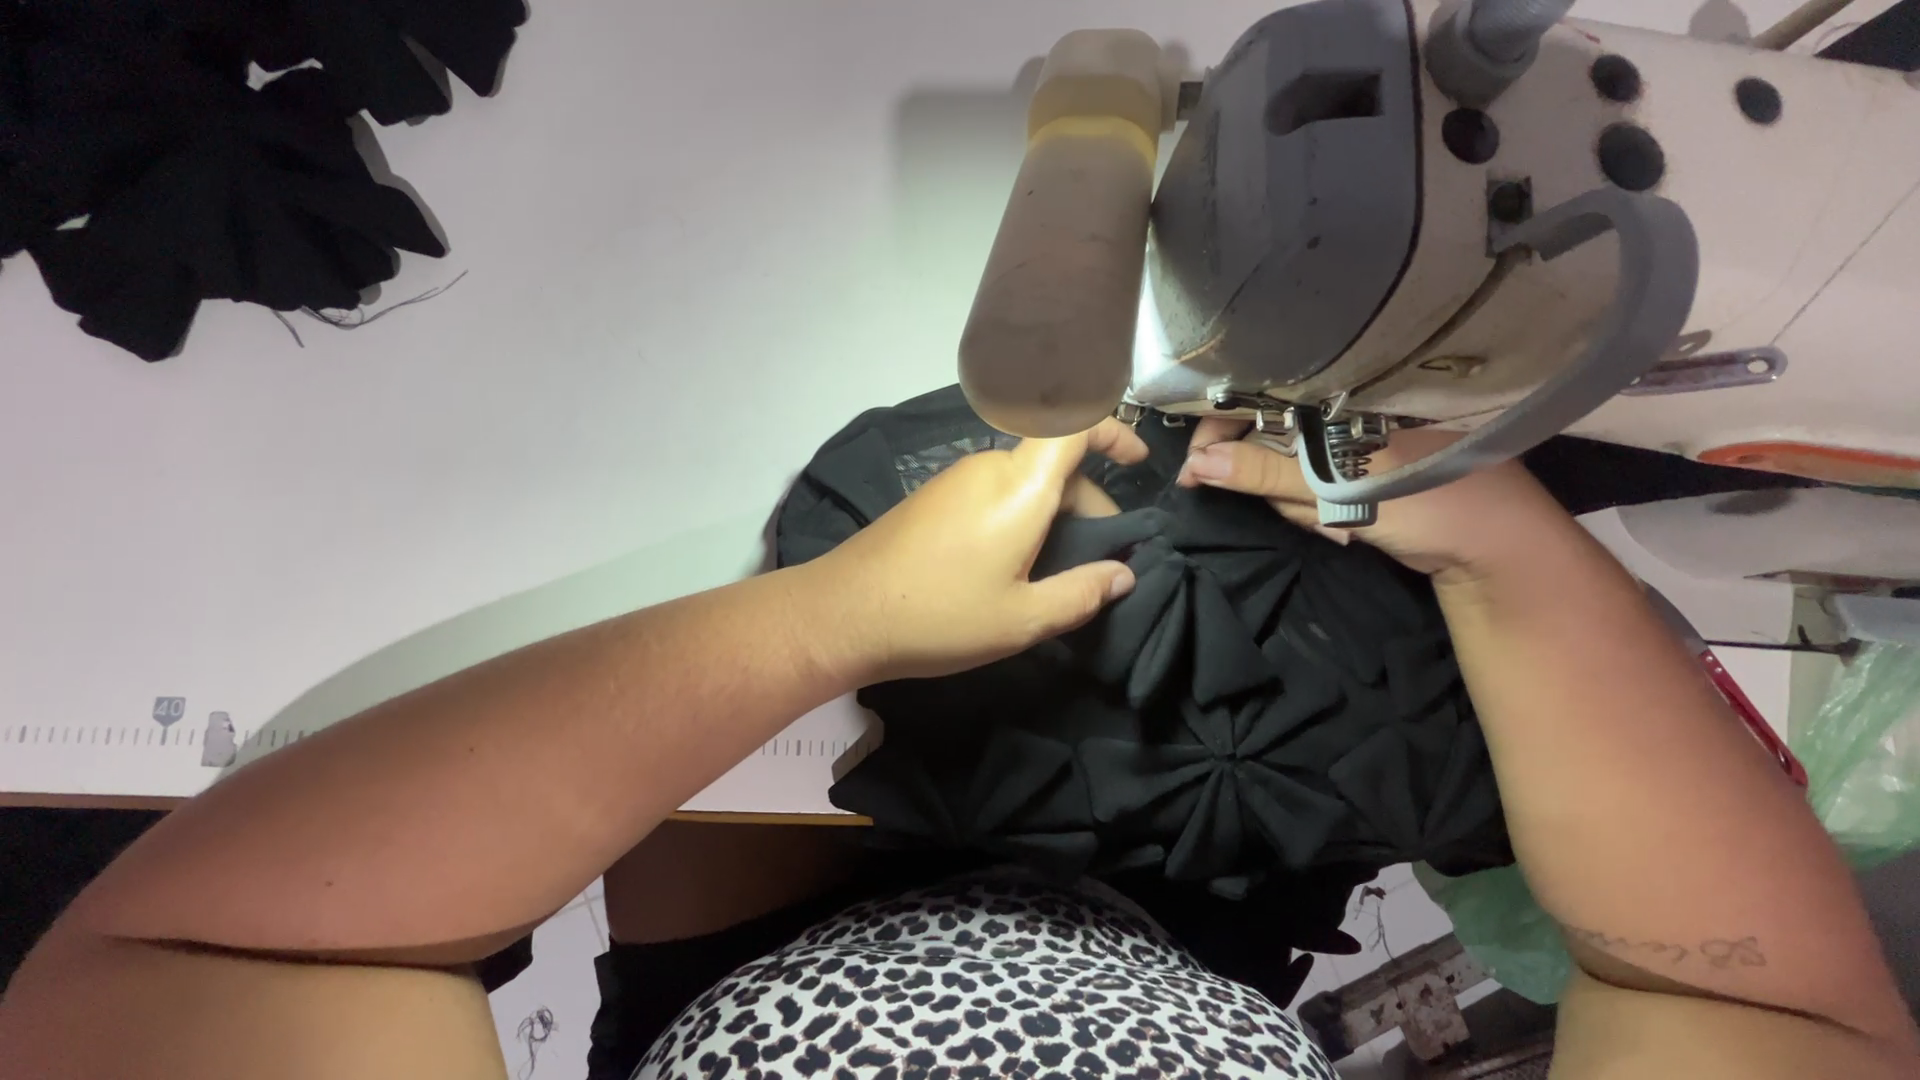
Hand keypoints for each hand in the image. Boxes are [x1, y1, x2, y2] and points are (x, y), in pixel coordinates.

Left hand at [813, 418, 1147, 682]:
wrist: (843, 613)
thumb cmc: (939, 616)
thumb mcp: (1021, 619)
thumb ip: (1081, 593)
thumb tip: (1124, 576)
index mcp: (1019, 486)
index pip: (1074, 425)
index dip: (1113, 433)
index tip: (1137, 462)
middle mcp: (988, 468)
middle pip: (1054, 464)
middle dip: (1088, 503)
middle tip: (1099, 561)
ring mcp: (954, 479)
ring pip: (1023, 481)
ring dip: (1052, 514)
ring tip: (1054, 572)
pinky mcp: (932, 497)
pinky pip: (993, 492)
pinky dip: (1019, 516)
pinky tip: (1011, 565)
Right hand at [1175, 418, 1573, 582]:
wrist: (1495, 548)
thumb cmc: (1431, 501)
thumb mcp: (1341, 486)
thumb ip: (1266, 474)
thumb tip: (1197, 465)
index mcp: (1338, 392)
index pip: (1255, 396)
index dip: (1218, 431)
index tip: (1195, 471)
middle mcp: (1336, 409)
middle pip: (1260, 439)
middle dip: (1270, 483)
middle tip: (1307, 510)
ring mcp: (1343, 443)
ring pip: (1279, 472)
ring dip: (1297, 505)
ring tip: (1340, 521)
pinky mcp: (1350, 472)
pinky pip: (1303, 490)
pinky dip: (1314, 512)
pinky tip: (1346, 526)